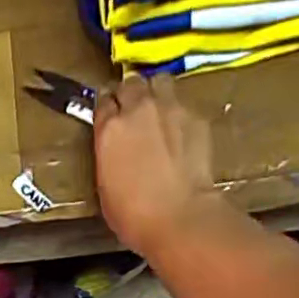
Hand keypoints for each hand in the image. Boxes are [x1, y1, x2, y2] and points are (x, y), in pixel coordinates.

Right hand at [93, 74, 225, 256]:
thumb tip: (114, 150)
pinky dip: (179, 114)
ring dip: (155, 92)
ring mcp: (170, 108)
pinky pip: (183, 104)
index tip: (109, 115)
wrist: (178, 216)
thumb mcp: (106, 187)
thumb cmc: (134, 215)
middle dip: (130, 94)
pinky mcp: (196, 117)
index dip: (107, 108)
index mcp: (109, 129)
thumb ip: (108, 157)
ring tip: (157, 112)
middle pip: (131, 83)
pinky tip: (180, 133)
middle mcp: (138, 109)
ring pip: (159, 81)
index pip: (103, 101)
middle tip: (132, 111)